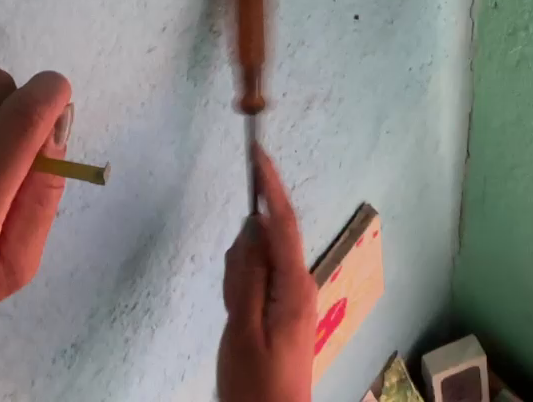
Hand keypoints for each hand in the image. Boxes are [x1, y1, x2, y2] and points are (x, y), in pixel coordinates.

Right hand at [218, 146, 317, 401]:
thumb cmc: (256, 384)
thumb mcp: (243, 327)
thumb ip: (247, 273)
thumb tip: (251, 226)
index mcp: (294, 285)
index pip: (283, 221)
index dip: (270, 184)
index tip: (258, 152)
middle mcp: (299, 284)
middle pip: (268, 240)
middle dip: (244, 253)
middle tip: (233, 299)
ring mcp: (293, 297)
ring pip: (260, 261)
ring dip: (241, 278)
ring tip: (237, 321)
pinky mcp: (284, 310)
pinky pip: (260, 281)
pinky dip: (244, 289)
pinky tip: (240, 320)